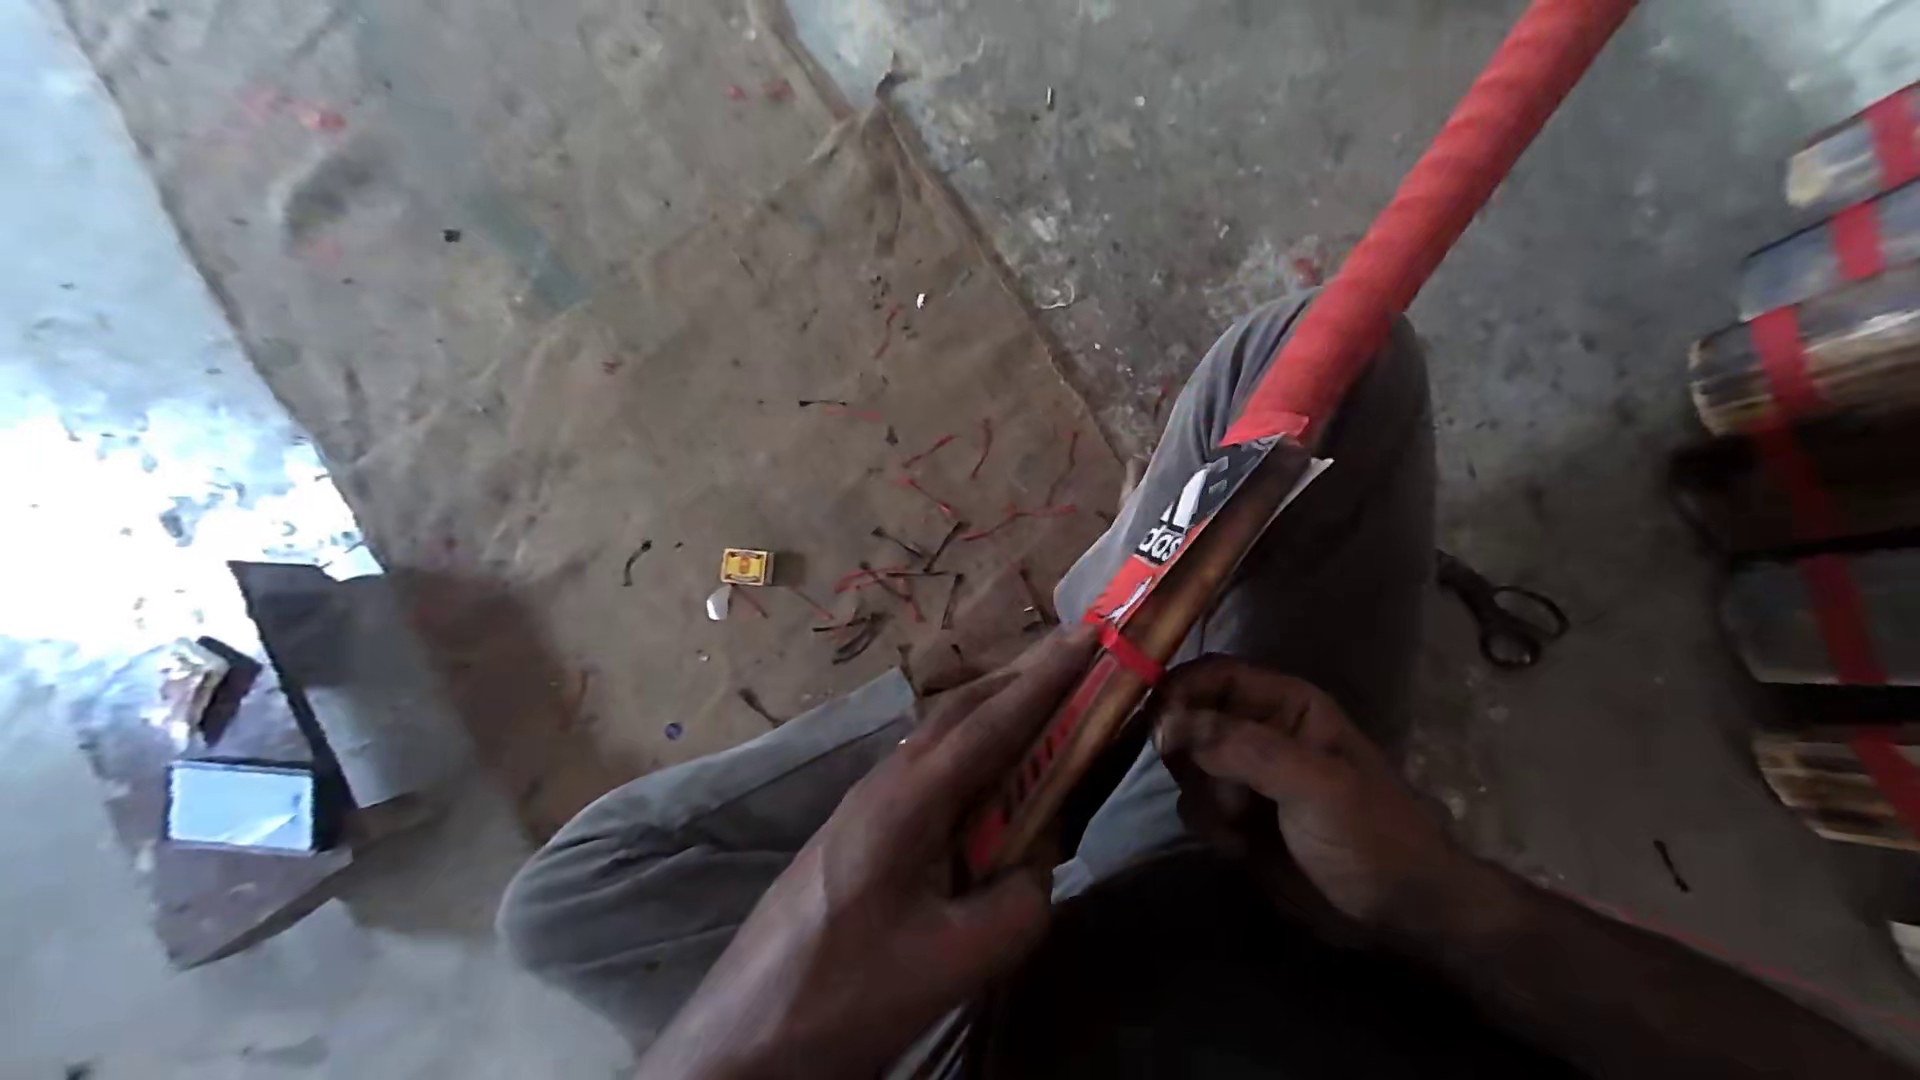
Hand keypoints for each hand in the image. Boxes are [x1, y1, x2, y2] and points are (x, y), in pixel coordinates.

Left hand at [638, 626, 1097, 1079]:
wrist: (743, 1030)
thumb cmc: (843, 992)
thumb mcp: (948, 964)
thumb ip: (1015, 907)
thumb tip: (1039, 864)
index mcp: (907, 797)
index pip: (990, 722)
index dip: (1044, 678)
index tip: (1086, 634)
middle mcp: (887, 778)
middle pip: (963, 710)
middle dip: (1022, 677)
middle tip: (1074, 653)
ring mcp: (870, 797)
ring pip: (943, 733)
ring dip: (995, 708)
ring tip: (1043, 698)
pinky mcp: (864, 822)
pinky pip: (931, 764)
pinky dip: (974, 748)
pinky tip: (991, 769)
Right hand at [1150, 655, 1496, 938]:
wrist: (1403, 920)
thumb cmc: (1374, 837)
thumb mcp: (1319, 786)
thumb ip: (1244, 747)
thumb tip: (1167, 722)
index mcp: (1283, 703)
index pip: (1213, 674)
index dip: (1180, 690)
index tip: (1159, 727)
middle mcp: (1255, 728)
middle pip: (1188, 716)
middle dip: (1188, 753)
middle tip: (1210, 787)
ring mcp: (1241, 772)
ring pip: (1184, 762)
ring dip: (1200, 795)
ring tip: (1235, 824)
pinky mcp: (1232, 814)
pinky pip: (1190, 803)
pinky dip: (1205, 825)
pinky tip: (1237, 848)